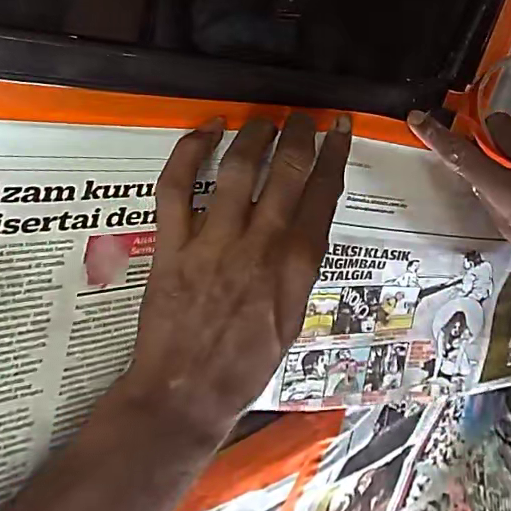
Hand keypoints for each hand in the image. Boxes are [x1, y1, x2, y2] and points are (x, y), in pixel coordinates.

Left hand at [114, 113, 350, 440]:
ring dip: (254, 134)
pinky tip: (208, 130)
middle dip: (299, 133)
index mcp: (296, 266)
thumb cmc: (246, 361)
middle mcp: (260, 245)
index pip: (324, 193)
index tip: (338, 128)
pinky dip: (190, 149)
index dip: (335, 153)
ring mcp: (214, 241)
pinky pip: (176, 184)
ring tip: (263, 120)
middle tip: (301, 116)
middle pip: (287, 170)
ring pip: (238, 168)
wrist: (186, 393)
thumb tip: (306, 213)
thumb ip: (300, 261)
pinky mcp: (173, 243)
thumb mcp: (293, 314)